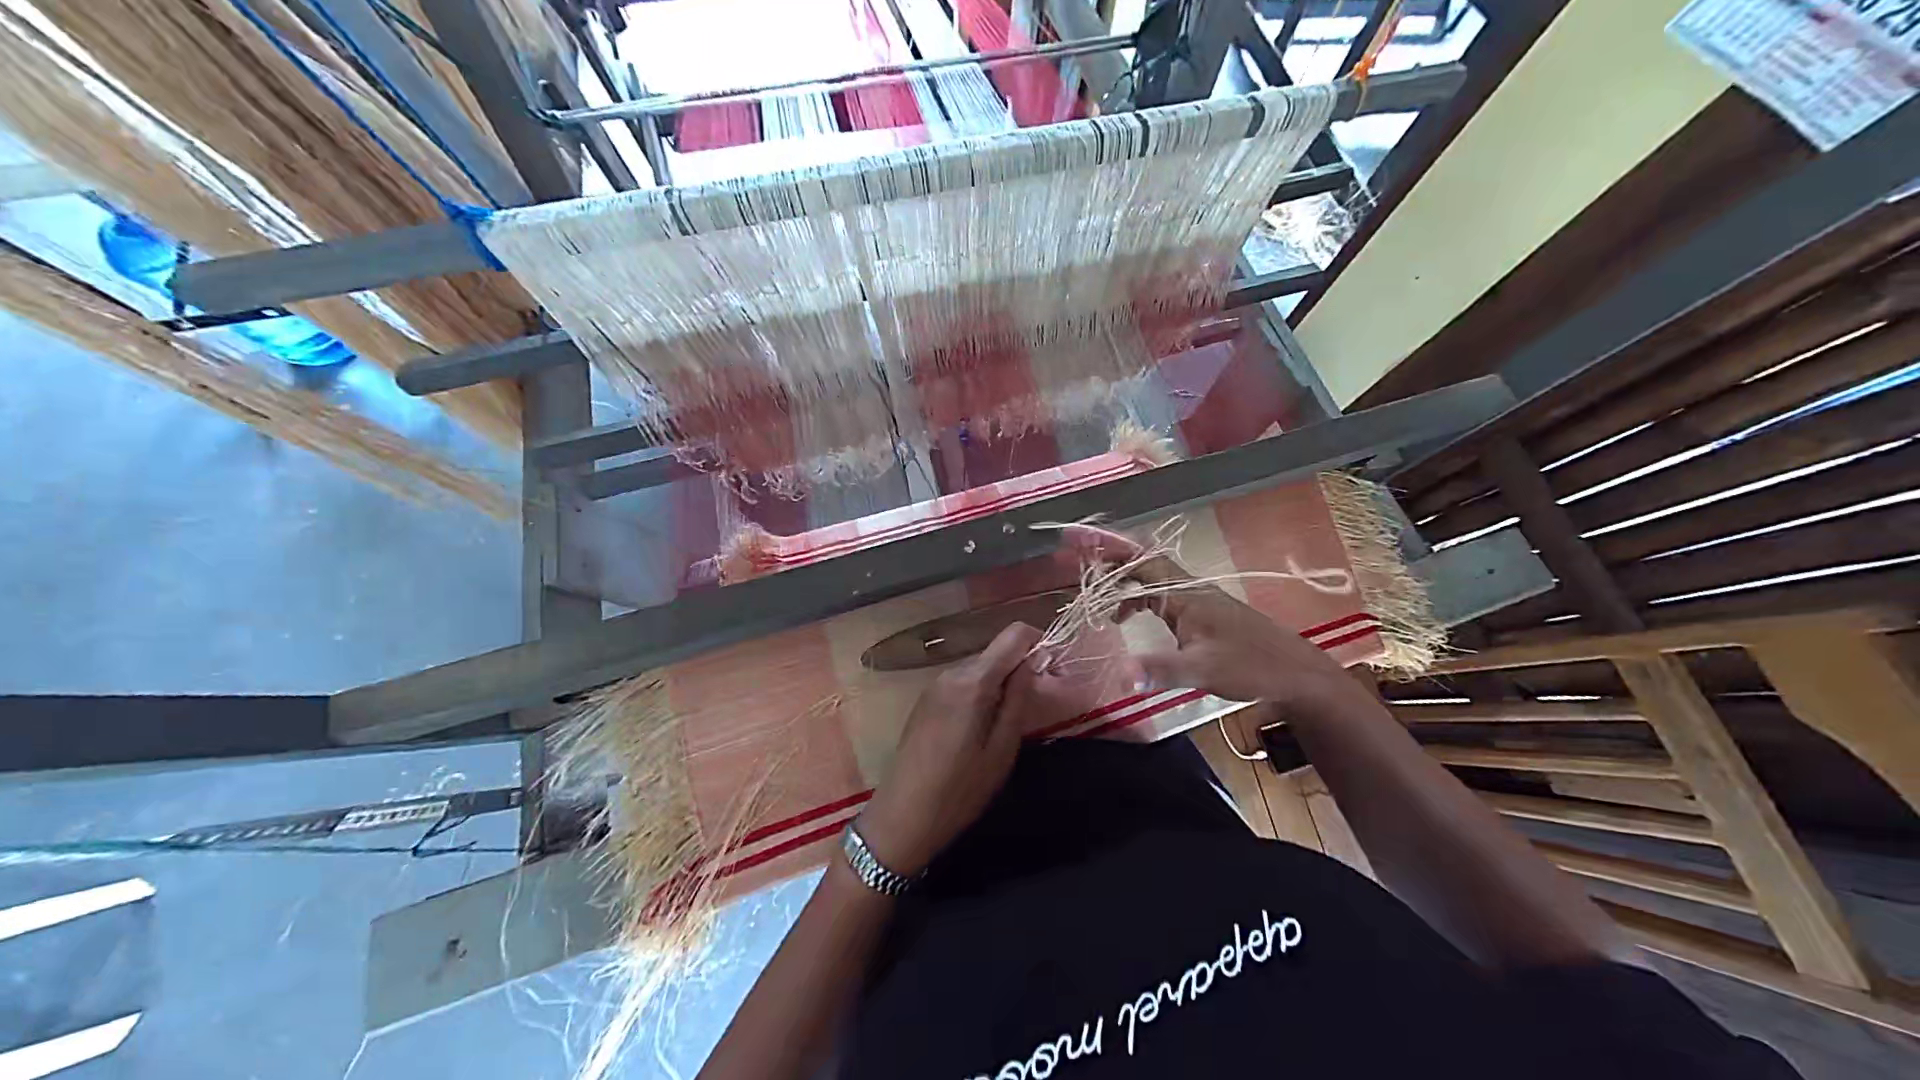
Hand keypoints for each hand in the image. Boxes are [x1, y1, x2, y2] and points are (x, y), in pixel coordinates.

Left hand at [857, 622, 1043, 876]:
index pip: (1013, 635)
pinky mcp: (925, 700)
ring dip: (1000, 683)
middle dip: (1020, 668)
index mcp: (973, 681)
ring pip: (979, 668)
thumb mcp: (1002, 749)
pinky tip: (980, 728)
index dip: (1038, 642)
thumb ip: (1018, 700)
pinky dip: (979, 693)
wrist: (903, 815)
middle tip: (1038, 703)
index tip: (1052, 670)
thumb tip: (1032, 663)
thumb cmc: (960, 789)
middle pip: (996, 652)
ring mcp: (934, 685)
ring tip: (1008, 722)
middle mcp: (951, 673)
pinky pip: (962, 683)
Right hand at [1060, 526, 1361, 711]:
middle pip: (1143, 563)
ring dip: (1123, 581)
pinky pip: (1161, 594)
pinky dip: (1138, 598)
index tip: (1078, 539)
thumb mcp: (1202, 671)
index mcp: (1187, 594)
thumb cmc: (1251, 667)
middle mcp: (1190, 589)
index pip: (1141, 562)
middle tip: (1077, 559)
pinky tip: (1129, 617)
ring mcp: (1198, 599)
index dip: (1108, 548)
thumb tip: (1121, 675)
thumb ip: (1160, 670)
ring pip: (1152, 578)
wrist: (1296, 674)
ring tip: (1098, 597)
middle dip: (1109, 558)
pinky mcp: (1202, 613)